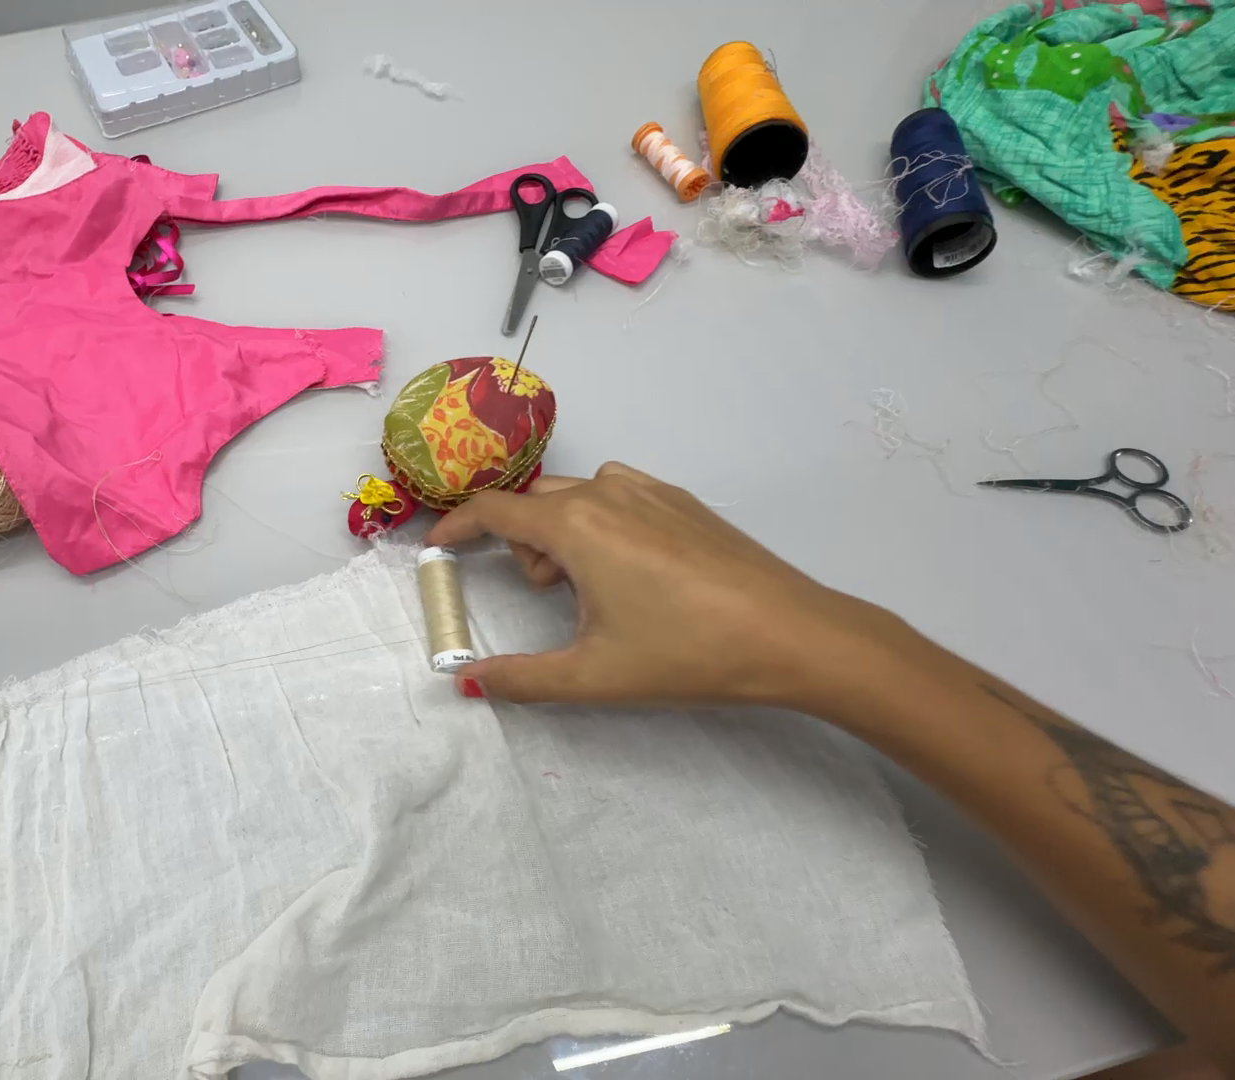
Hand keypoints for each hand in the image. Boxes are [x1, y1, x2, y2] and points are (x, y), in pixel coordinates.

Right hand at [424, 463, 903, 706]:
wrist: (795, 635)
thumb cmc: (685, 653)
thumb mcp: (592, 675)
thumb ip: (519, 679)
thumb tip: (466, 684)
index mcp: (575, 525)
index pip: (494, 510)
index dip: (458, 526)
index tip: (439, 548)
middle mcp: (605, 493)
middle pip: (533, 503)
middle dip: (521, 545)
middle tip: (551, 596)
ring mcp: (649, 489)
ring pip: (574, 496)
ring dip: (561, 533)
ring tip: (594, 584)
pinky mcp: (682, 499)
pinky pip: (615, 495)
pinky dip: (599, 522)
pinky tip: (634, 567)